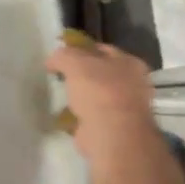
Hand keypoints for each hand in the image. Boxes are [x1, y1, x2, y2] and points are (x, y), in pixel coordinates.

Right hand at [47, 35, 158, 158]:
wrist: (111, 133)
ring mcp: (124, 106)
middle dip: (81, 73)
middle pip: (101, 72)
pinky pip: (93, 114)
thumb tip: (52, 60)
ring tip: (61, 95)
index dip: (80, 49)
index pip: (101, 49)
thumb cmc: (99, 91)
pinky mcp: (113, 126)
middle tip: (59, 75)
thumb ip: (63, 56)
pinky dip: (81, 114)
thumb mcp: (76, 63)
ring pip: (97, 94)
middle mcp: (132, 83)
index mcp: (129, 63)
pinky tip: (66, 114)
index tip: (60, 56)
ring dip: (81, 95)